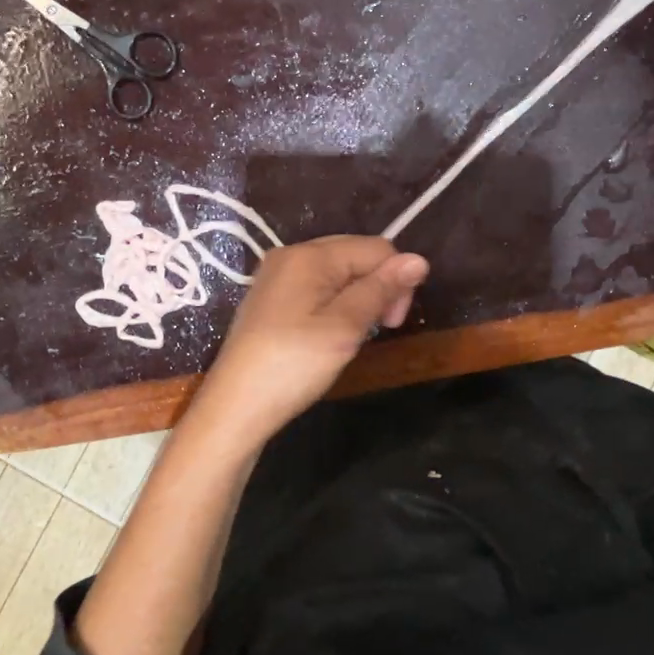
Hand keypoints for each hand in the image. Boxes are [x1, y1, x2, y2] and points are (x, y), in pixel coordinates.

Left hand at [194, 236, 428, 442]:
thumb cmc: (293, 365)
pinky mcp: (269, 301)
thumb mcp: (344, 327)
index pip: (376, 248)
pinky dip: (332, 308)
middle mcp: (290, 255)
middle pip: (354, 256)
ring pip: (336, 275)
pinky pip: (315, 290)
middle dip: (376, 287)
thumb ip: (380, 290)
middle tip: (376, 332)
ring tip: (350, 338)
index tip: (392, 324)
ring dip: (356, 301)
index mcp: (309, 255)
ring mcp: (276, 278)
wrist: (235, 406)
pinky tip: (327, 337)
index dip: (396, 281)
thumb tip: (419, 259)